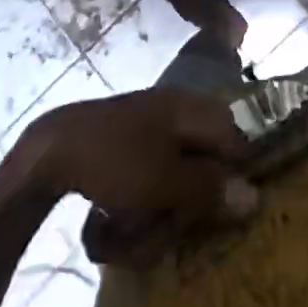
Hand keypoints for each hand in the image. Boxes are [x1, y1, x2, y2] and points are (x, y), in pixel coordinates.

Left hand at [20, 89, 257, 264]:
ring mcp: (147, 111)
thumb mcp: (167, 181)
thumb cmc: (115, 160)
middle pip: (208, 137)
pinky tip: (148, 191)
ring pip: (183, 144)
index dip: (237, 168)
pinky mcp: (127, 126)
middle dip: (208, 173)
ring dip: (184, 174)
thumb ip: (210, 187)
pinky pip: (158, 148)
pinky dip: (161, 171)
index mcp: (186, 106)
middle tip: (199, 204)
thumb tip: (253, 195)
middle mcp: (171, 102)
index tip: (227, 202)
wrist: (54, 147)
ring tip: (172, 203)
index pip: (232, 132)